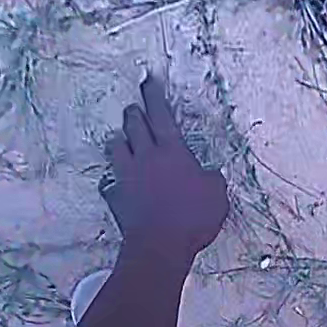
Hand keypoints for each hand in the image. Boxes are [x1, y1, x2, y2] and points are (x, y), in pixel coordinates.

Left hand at [105, 73, 229, 270]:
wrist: (160, 246)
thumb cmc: (193, 218)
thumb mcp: (217, 195)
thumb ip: (211, 180)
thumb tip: (209, 176)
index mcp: (172, 151)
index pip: (160, 114)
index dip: (154, 95)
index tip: (148, 81)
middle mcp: (146, 157)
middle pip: (134, 125)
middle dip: (134, 113)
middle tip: (135, 108)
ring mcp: (128, 176)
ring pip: (116, 147)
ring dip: (120, 140)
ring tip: (122, 139)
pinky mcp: (117, 197)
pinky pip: (110, 182)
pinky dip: (112, 179)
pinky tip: (114, 182)